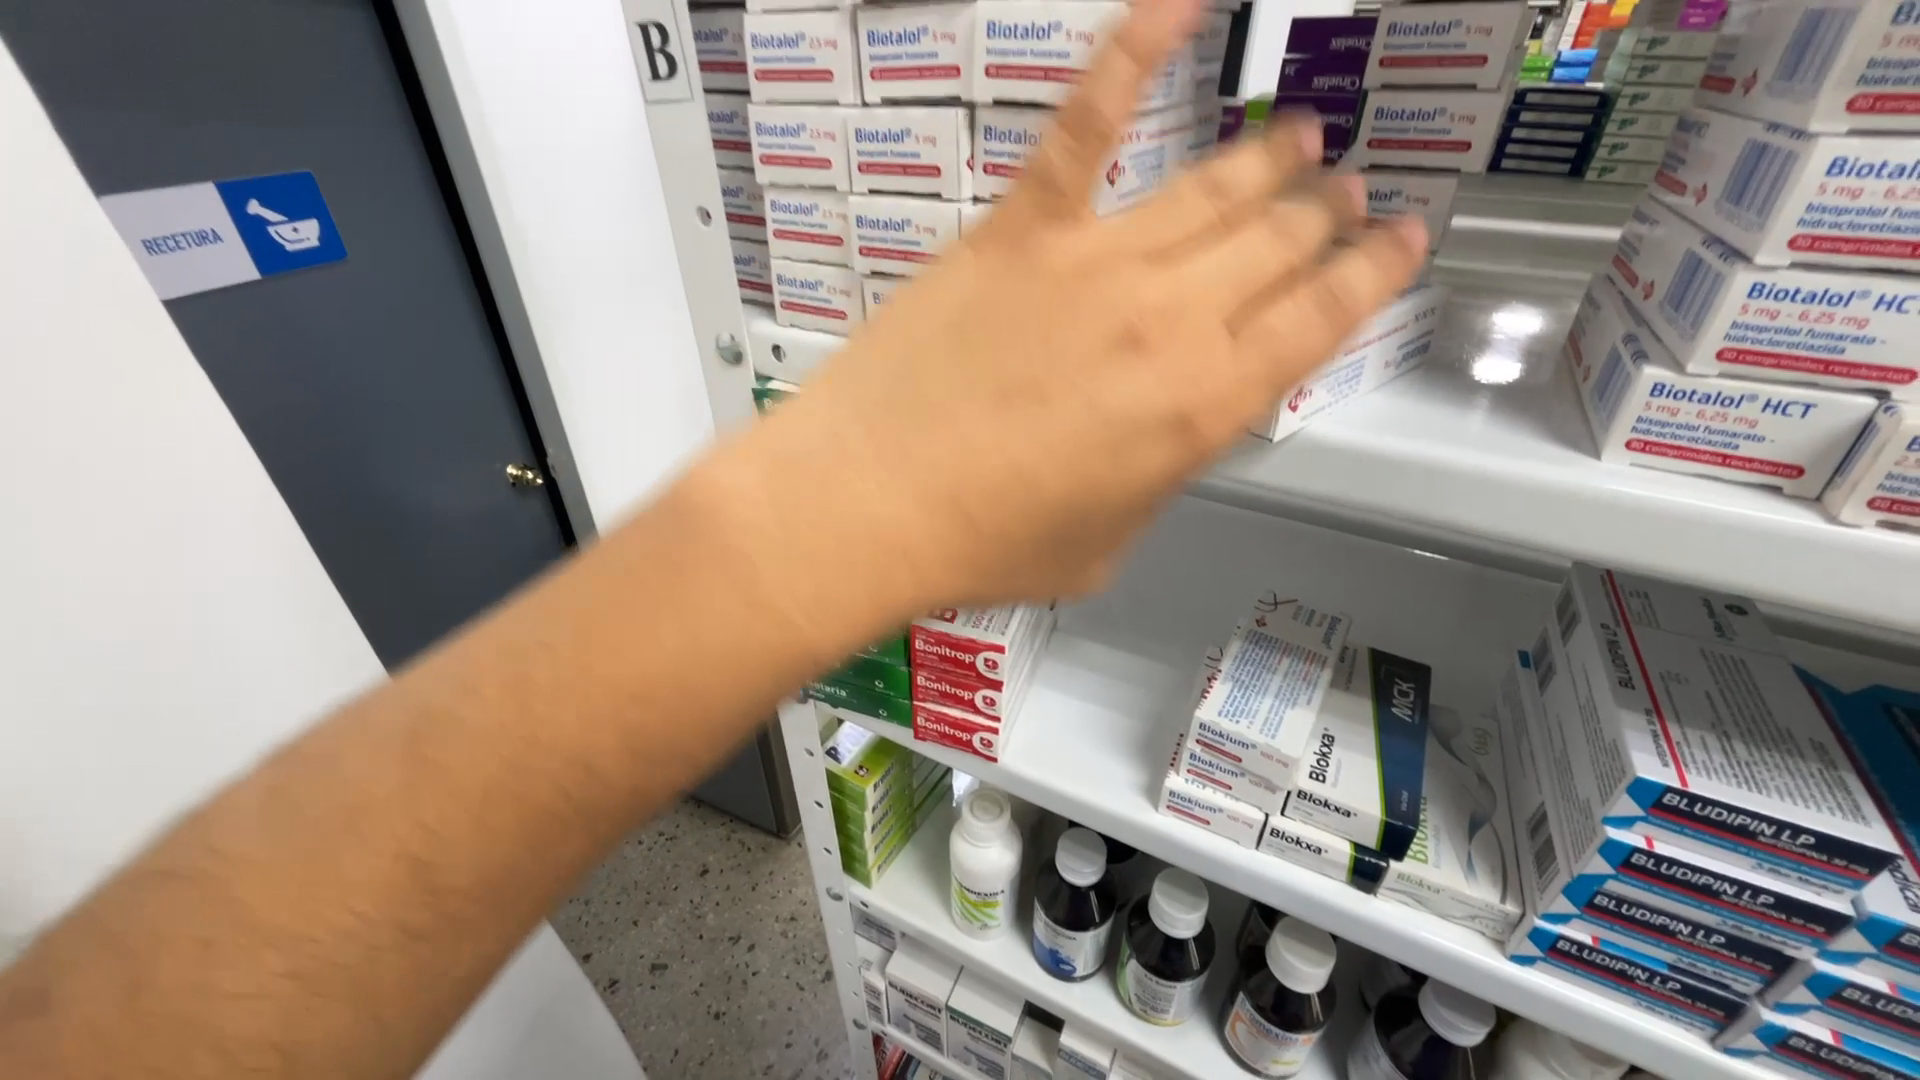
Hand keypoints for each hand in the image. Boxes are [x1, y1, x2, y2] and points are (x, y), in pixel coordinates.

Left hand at [749, 0, 1427, 612]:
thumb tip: (1169, 430)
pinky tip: (1178, 0)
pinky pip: (1090, 119)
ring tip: (1304, 137)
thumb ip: (1156, 474)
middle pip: (1278, 243)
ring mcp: (1095, 261)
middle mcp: (1170, 319)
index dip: (1373, 275)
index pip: (1322, 319)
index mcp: (1203, 406)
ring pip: (1213, 187)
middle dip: (1325, 216)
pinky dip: (1135, 49)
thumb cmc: (987, 543)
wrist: (871, 502)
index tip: (1401, 241)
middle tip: (1343, 194)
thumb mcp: (1107, 544)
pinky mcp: (1020, 229)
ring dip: (1269, 158)